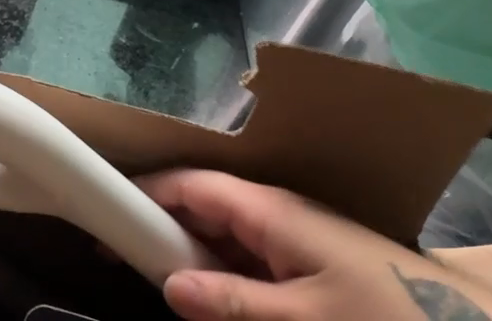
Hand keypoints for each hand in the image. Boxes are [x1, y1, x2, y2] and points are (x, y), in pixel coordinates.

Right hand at [140, 170, 491, 320]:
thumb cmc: (384, 318)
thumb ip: (234, 303)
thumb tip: (168, 287)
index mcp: (271, 211)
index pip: (192, 185)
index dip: (146, 193)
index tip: (107, 216)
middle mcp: (280, 214)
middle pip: (205, 206)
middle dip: (164, 227)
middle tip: (123, 259)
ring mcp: (299, 240)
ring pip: (229, 236)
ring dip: (194, 256)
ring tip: (160, 281)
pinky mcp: (316, 266)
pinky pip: (255, 260)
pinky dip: (226, 275)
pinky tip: (217, 301)